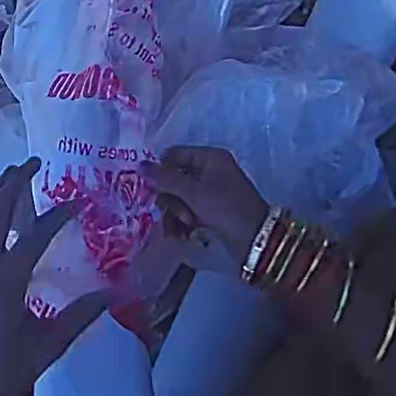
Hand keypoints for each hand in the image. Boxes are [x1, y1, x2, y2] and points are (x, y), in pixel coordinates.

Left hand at [0, 159, 108, 395]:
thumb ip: (80, 315)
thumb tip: (112, 294)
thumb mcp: (50, 343)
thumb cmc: (8, 367)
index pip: (33, 237)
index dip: (56, 217)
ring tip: (11, 174)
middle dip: (13, 184)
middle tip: (32, 162)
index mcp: (5, 281)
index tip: (76, 203)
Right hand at [142, 146, 268, 267]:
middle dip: (171, 198)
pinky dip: (182, 222)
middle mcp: (209, 170)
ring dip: (176, 213)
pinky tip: (182, 235)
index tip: (151, 188)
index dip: (160, 170)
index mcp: (210, 157)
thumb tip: (140, 165)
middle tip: (175, 213)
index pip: (174, 155)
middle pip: (174, 178)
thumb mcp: (194, 192)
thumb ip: (165, 179)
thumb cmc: (225, 209)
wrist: (256, 240)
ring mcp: (210, 191)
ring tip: (184, 227)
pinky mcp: (210, 210)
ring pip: (178, 197)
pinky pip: (187, 210)